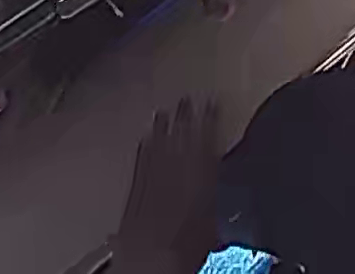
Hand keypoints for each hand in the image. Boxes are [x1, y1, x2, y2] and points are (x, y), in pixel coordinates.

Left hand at [111, 98, 221, 273]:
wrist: (150, 259)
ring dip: (163, 124)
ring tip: (165, 109)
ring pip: (160, 140)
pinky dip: (145, 144)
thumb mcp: (213, 222)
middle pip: (181, 133)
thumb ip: (214, 196)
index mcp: (199, 174)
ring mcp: (153, 172)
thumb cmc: (186, 247)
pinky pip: (142, 156)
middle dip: (185, 114)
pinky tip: (145, 135)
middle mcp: (174, 167)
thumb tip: (218, 184)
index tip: (212, 100)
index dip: (210, 117)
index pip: (207, 137)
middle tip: (187, 97)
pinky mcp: (136, 182)